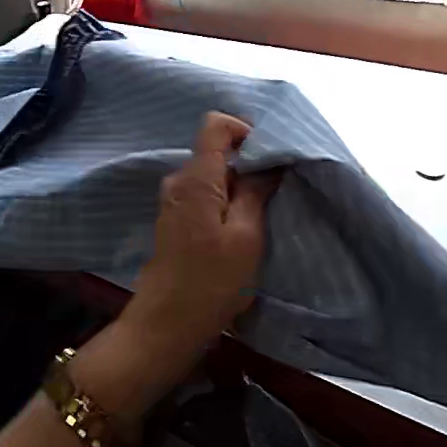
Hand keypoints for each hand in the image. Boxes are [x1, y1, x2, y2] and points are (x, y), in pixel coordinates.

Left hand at [75, 113, 277, 416]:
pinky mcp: (174, 220)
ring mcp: (172, 201)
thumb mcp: (246, 236)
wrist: (168, 321)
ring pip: (212, 176)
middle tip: (278, 191)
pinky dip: (226, 202)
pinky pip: (204, 195)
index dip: (245, 132)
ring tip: (264, 214)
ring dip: (239, 187)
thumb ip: (255, 192)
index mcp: (195, 178)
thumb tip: (267, 161)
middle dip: (248, 165)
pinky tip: (243, 228)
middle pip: (216, 152)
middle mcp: (177, 182)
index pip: (214, 126)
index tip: (271, 157)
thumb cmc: (212, 280)